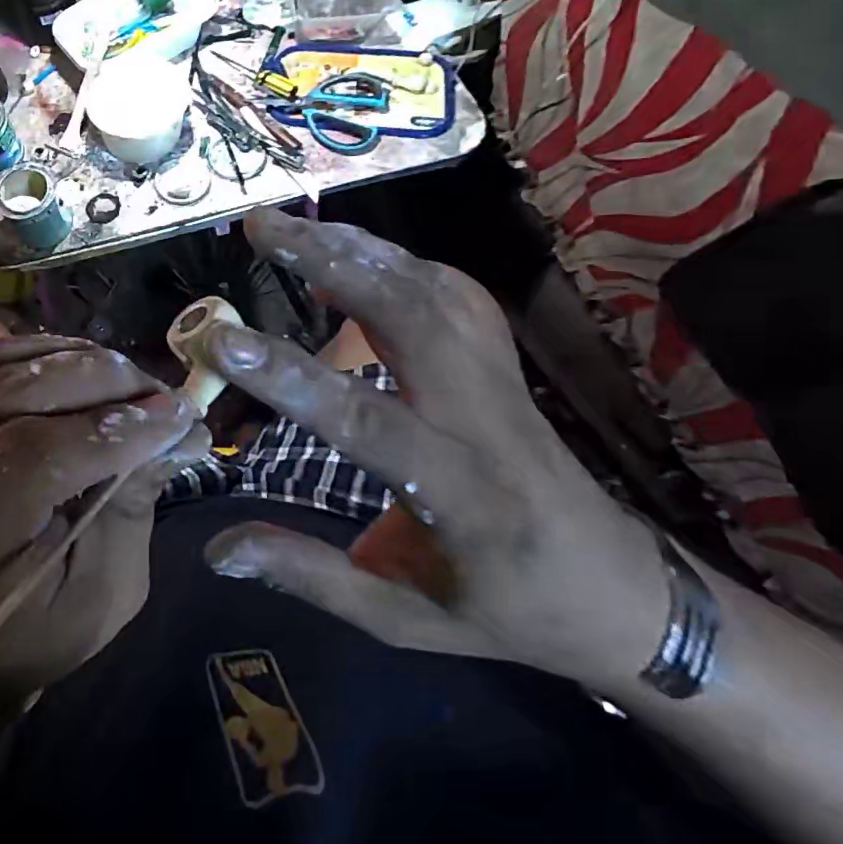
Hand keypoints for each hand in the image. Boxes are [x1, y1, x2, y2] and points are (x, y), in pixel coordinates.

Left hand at [0, 336, 209, 703]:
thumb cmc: (36, 638)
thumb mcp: (101, 595)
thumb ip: (128, 505)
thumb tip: (172, 425)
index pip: (29, 459)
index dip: (109, 429)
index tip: (176, 417)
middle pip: (5, 400)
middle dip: (94, 381)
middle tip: (156, 390)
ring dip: (66, 360)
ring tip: (124, 375)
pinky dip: (33, 355)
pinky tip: (79, 364)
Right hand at [201, 210, 672, 690]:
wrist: (625, 596)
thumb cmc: (505, 612)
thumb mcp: (400, 618)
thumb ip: (309, 576)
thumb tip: (217, 553)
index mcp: (460, 490)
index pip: (367, 421)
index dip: (292, 379)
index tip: (222, 341)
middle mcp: (485, 419)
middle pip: (415, 318)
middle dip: (331, 262)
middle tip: (258, 227)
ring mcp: (500, 383)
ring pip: (435, 292)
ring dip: (358, 247)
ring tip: (287, 224)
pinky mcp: (501, 367)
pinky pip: (453, 295)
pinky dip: (396, 259)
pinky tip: (350, 249)